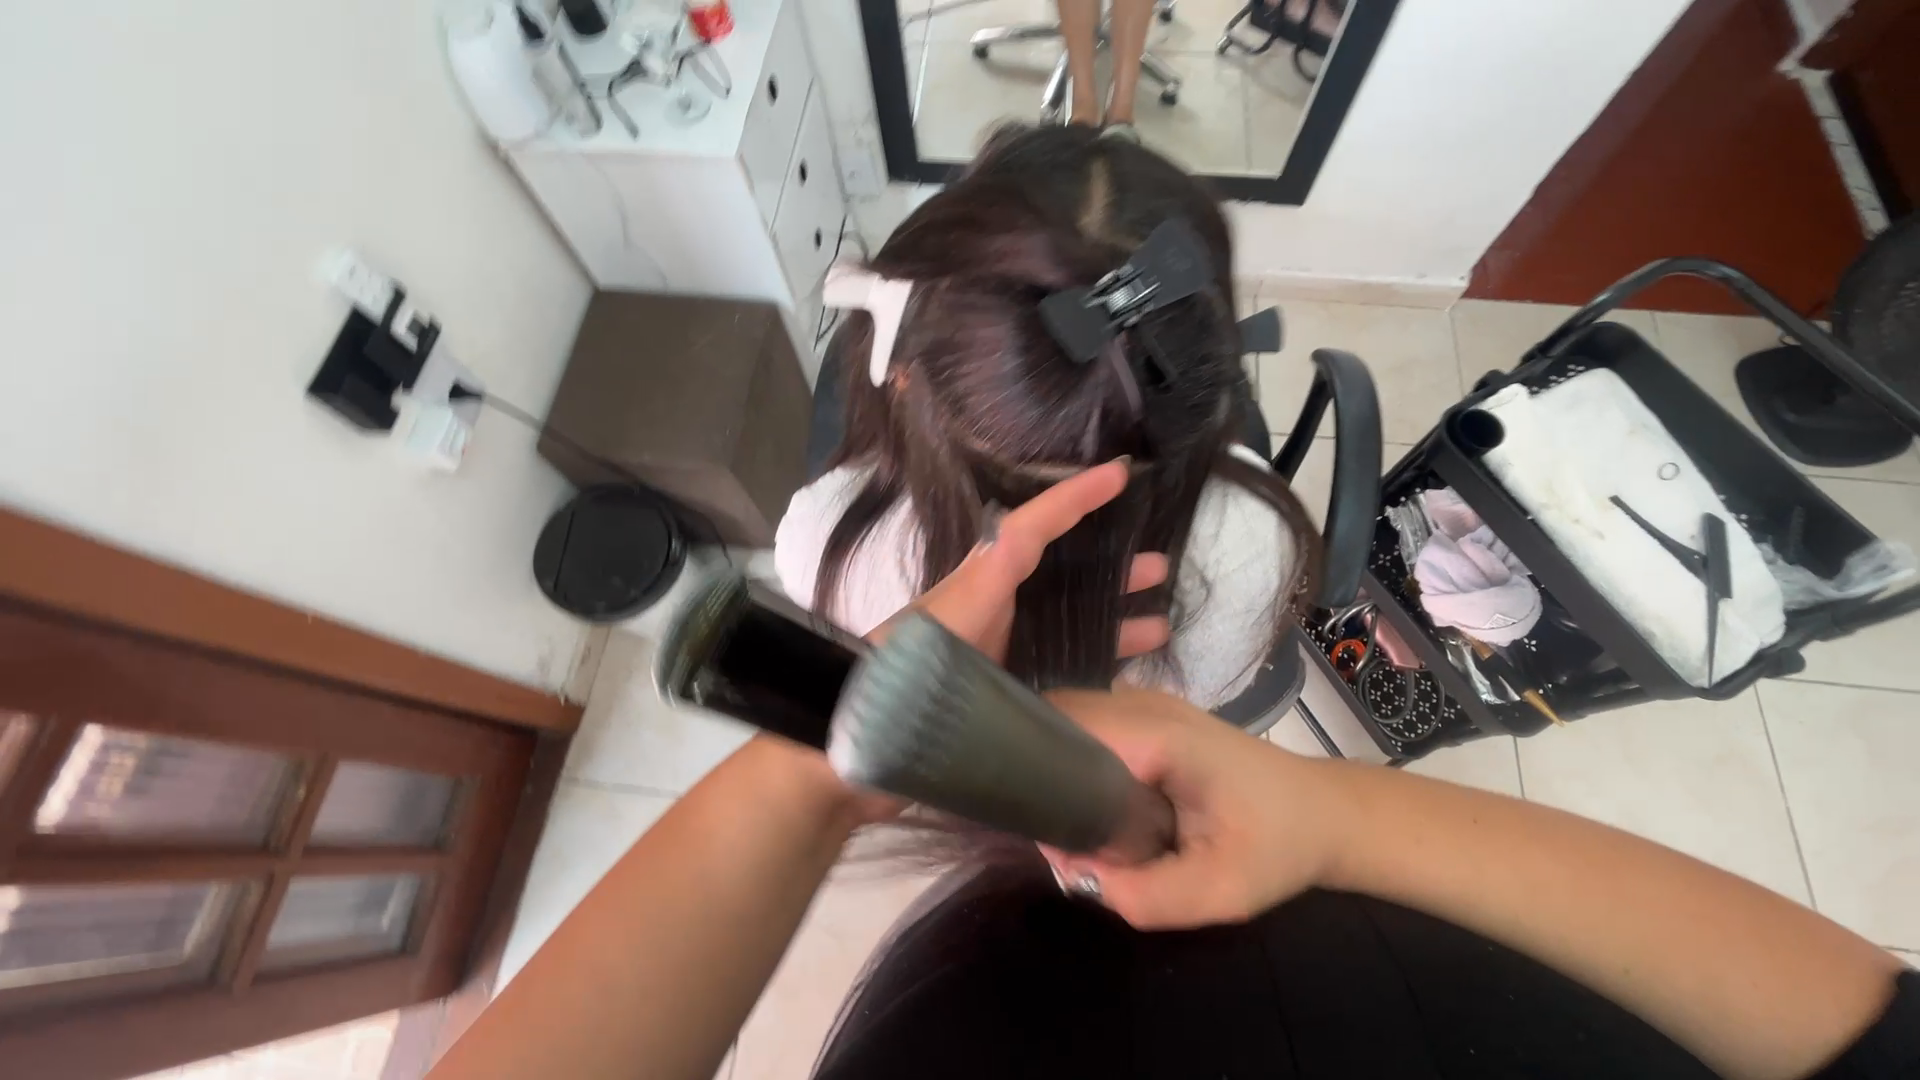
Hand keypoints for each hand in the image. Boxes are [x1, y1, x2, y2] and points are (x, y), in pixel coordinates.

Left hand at [880, 459, 1170, 661]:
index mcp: (975, 588)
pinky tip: (1121, 679)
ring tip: (1160, 624)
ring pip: (1061, 622)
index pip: (1028, 529)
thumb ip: (973, 585)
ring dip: (1107, 618)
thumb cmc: (887, 685)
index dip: (1072, 497)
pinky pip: (1051, 664)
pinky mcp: (992, 686)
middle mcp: (989, 609)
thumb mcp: (934, 629)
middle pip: (1056, 576)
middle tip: (1160, 566)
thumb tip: (1014, 537)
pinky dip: (1087, 664)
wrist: (849, 744)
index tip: (1119, 474)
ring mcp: (992, 649)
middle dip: (1108, 567)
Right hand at [1041, 688, 1353, 929]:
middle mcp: (1142, 703)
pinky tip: (1092, 799)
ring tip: (1071, 818)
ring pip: (1069, 716)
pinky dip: (1075, 754)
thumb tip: (1076, 875)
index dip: (1041, 775)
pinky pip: (1088, 722)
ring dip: (1056, 762)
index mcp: (1158, 734)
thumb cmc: (1277, 847)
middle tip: (1055, 831)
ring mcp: (1143, 700)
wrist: (1321, 811)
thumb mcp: (1221, 892)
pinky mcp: (1145, 711)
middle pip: (1059, 717)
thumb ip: (1147, 896)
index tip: (1044, 829)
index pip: (1065, 730)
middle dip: (1042, 771)